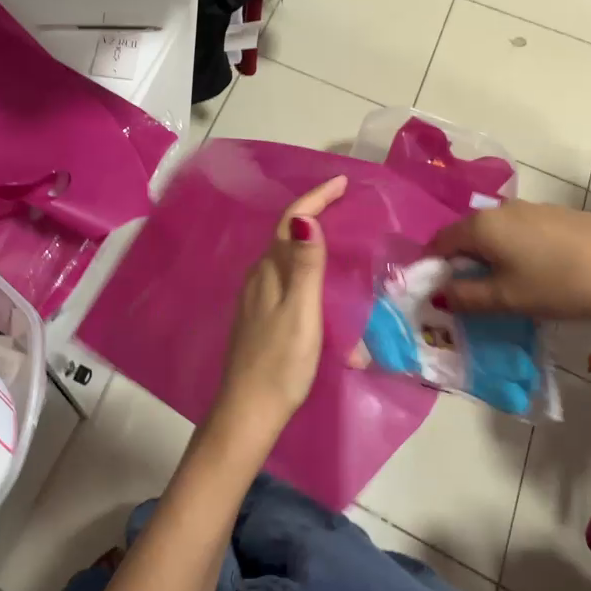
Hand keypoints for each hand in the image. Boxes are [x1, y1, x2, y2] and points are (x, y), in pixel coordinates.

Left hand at [215, 176, 347, 437]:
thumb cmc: (281, 362)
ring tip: (333, 227)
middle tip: (342, 198)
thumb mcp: (301, 312)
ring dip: (306, 234)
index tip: (342, 181)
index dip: (315, 197)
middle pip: (285, 231)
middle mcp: (259, 275)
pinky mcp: (259, 313)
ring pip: (282, 252)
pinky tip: (312, 272)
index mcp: (270, 271)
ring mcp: (255, 295)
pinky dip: (300, 259)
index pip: (291, 221)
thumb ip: (305, 266)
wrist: (248, 409)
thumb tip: (305, 217)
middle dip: (312, 209)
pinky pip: (282, 272)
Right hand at [430, 200, 590, 320]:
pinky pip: (521, 234)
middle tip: (473, 298)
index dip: (432, 269)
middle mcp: (500, 209)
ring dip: (491, 260)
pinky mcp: (558, 215)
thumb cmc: (562, 285)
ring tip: (508, 290)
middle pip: (466, 236)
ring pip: (496, 235)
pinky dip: (517, 253)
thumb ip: (466, 297)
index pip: (438, 243)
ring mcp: (531, 209)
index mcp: (480, 225)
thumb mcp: (508, 300)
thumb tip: (439, 294)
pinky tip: (539, 277)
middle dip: (462, 265)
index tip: (439, 296)